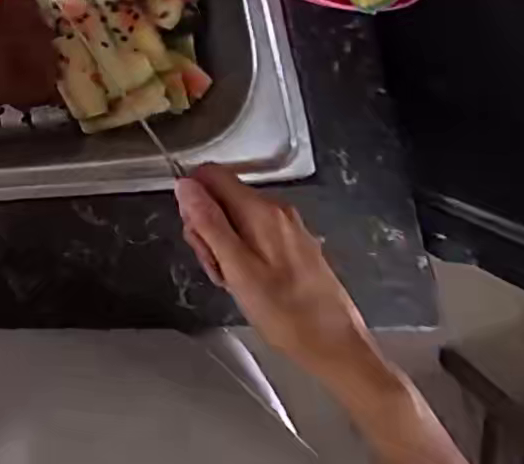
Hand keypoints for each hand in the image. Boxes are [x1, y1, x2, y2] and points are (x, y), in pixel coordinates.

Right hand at [175, 164, 373, 375]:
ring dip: (222, 243)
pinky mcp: (293, 243)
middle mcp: (275, 208)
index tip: (196, 234)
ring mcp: (286, 225)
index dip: (192, 198)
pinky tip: (248, 282)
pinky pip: (253, 232)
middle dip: (207, 227)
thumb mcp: (238, 270)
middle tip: (215, 267)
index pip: (211, 174)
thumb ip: (208, 223)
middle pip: (221, 196)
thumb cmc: (286, 314)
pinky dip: (241, 251)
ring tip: (232, 281)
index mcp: (260, 209)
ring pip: (235, 216)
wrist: (339, 349)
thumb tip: (184, 184)